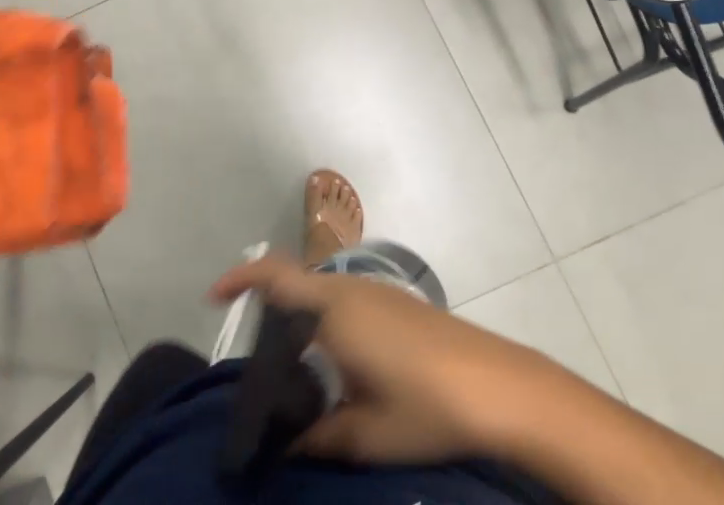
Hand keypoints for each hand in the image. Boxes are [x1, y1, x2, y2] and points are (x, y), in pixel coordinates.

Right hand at [210, 253, 563, 465]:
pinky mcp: (405, 307)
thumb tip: (285, 446)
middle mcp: (353, 290)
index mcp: (334, 310)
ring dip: (304, 320)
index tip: (214, 298)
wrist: (508, 392)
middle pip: (298, 284)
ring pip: (325, 295)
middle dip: (271, 310)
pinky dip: (331, 324)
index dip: (239, 280)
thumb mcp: (364, 435)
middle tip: (258, 360)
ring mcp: (383, 294)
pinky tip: (344, 368)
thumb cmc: (429, 408)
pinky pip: (350, 303)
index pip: (274, 276)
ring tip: (297, 370)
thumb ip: (316, 437)